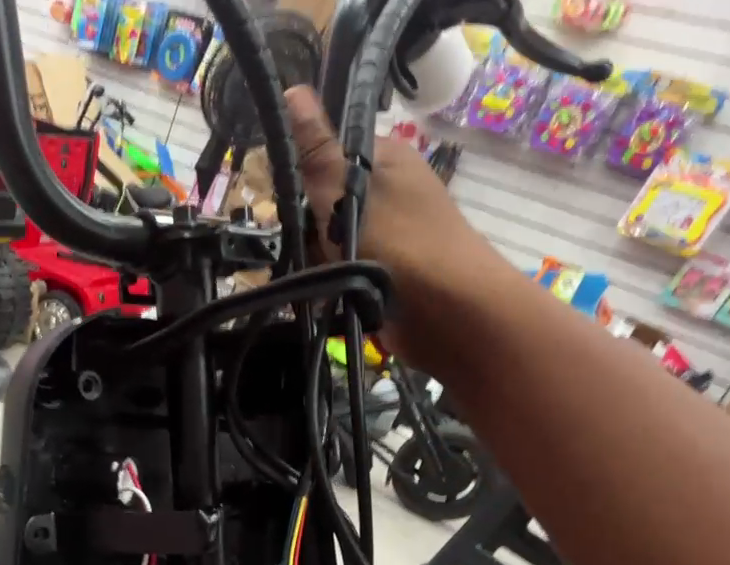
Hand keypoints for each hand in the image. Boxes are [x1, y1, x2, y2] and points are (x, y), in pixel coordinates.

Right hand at [284, 86, 507, 336]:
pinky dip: (328, 287)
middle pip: (323, 201)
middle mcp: (389, 192)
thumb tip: (293, 90)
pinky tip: (319, 298)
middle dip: (303, 227)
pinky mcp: (385, 275)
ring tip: (308, 277)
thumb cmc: (396, 240)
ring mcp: (389, 236)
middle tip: (298, 244)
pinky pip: (341, 274)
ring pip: (329, 242)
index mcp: (385, 159)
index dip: (300, 174)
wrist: (446, 309)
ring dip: (313, 262)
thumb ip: (316, 147)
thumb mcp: (344, 187)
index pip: (328, 152)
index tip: (283, 199)